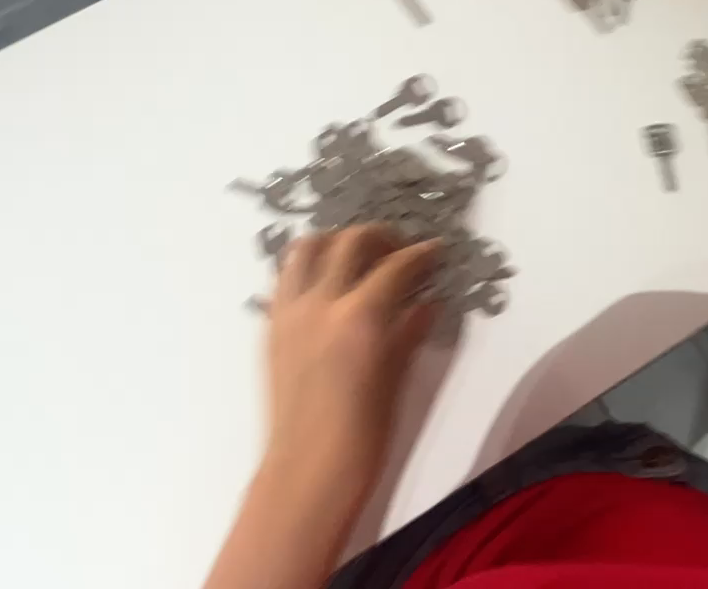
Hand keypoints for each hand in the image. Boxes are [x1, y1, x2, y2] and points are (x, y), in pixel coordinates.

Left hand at [262, 225, 441, 500]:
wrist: (307, 471)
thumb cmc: (363, 434)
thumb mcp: (396, 377)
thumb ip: (410, 330)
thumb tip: (427, 300)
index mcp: (360, 317)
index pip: (397, 266)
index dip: (422, 254)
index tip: (436, 250)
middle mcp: (321, 302)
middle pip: (351, 241)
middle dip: (381, 236)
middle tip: (400, 249)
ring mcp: (290, 309)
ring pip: (308, 246)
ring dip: (336, 240)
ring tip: (356, 255)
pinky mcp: (272, 322)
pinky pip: (285, 274)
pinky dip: (307, 264)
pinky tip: (326, 280)